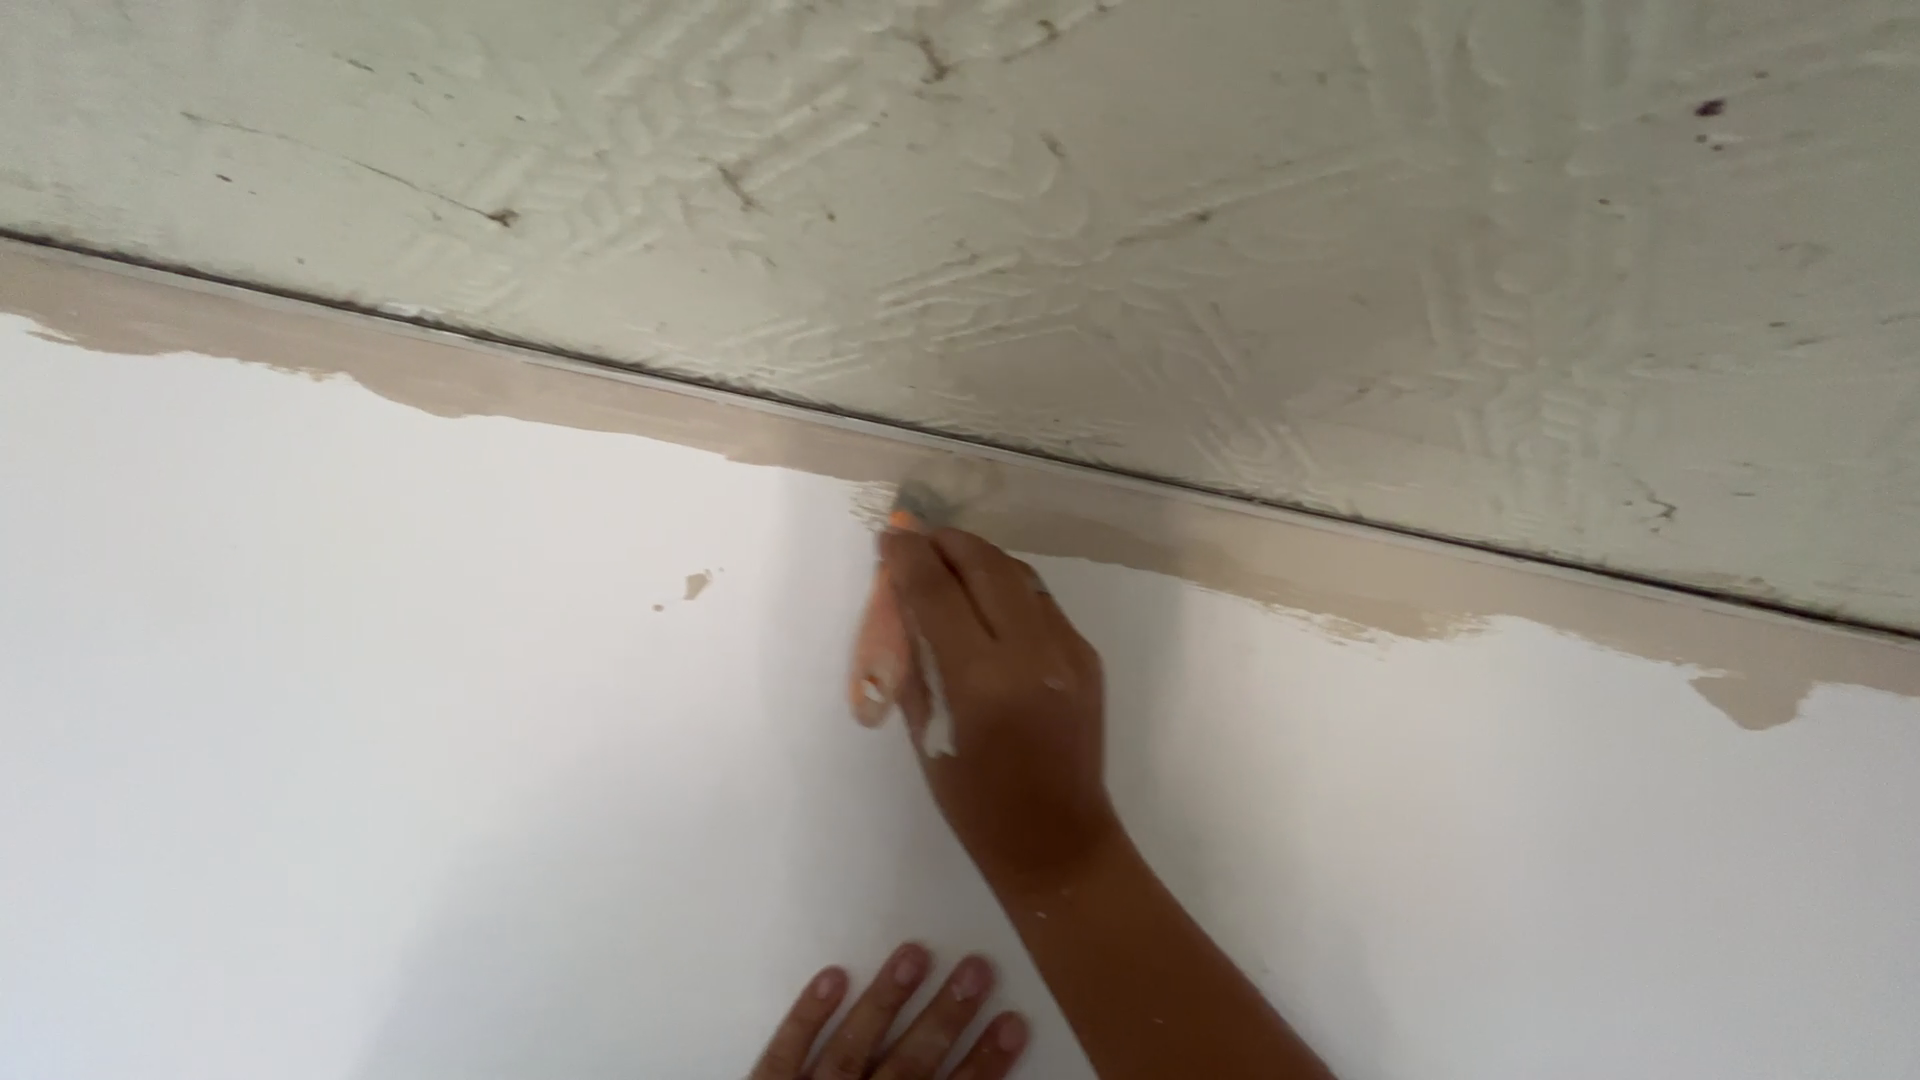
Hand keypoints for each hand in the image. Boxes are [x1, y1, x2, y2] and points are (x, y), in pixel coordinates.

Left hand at [749, 943, 1026, 1079]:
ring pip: (853, 1048)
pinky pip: (784, 1054)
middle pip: (909, 1066)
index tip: (1013, 1023)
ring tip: (915, 953)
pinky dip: (807, 1017)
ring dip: (886, 1002)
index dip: (983, 1065)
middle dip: (946, 1019)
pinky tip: (833, 976)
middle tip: (977, 970)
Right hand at [880, 528, 1119, 888]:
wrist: (1057, 838)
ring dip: (980, 558)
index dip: (909, 556)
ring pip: (1019, 575)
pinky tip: (988, 599)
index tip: (891, 536)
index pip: (937, 592)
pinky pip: (1042, 602)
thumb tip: (905, 599)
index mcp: (982, 681)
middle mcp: (1032, 654)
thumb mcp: (926, 731)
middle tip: (920, 538)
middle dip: (947, 542)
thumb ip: (915, 658)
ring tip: (950, 559)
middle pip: (985, 565)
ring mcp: (1069, 651)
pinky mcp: (1088, 655)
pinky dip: (1009, 588)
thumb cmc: (974, 801)